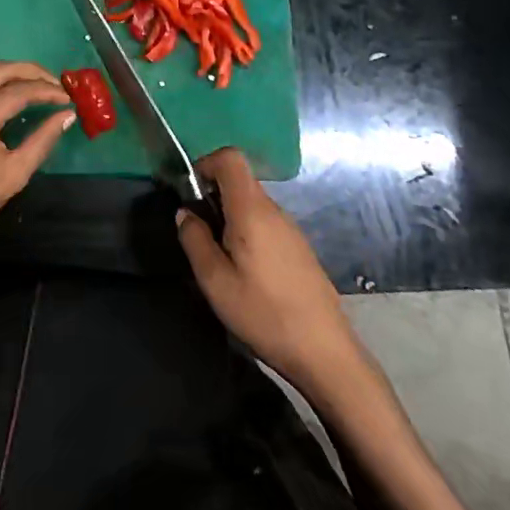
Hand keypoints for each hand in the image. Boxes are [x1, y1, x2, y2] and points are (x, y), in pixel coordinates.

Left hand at [0, 62, 75, 260]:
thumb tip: (67, 115)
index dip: (46, 90)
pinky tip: (11, 91)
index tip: (68, 98)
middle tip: (56, 83)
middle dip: (31, 72)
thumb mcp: (15, 174)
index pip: (17, 91)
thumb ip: (43, 140)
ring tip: (37, 83)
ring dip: (12, 71)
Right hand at [176, 148, 361, 390]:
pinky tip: (244, 272)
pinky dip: (246, 233)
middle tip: (198, 234)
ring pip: (252, 205)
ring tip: (218, 259)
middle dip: (212, 196)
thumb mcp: (214, 280)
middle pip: (240, 181)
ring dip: (228, 217)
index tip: (189, 192)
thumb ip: (194, 239)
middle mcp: (274, 211)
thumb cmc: (263, 313)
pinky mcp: (299, 248)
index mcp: (252, 210)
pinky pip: (265, 224)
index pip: (230, 158)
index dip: (205, 164)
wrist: (324, 351)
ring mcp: (291, 229)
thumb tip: (185, 212)